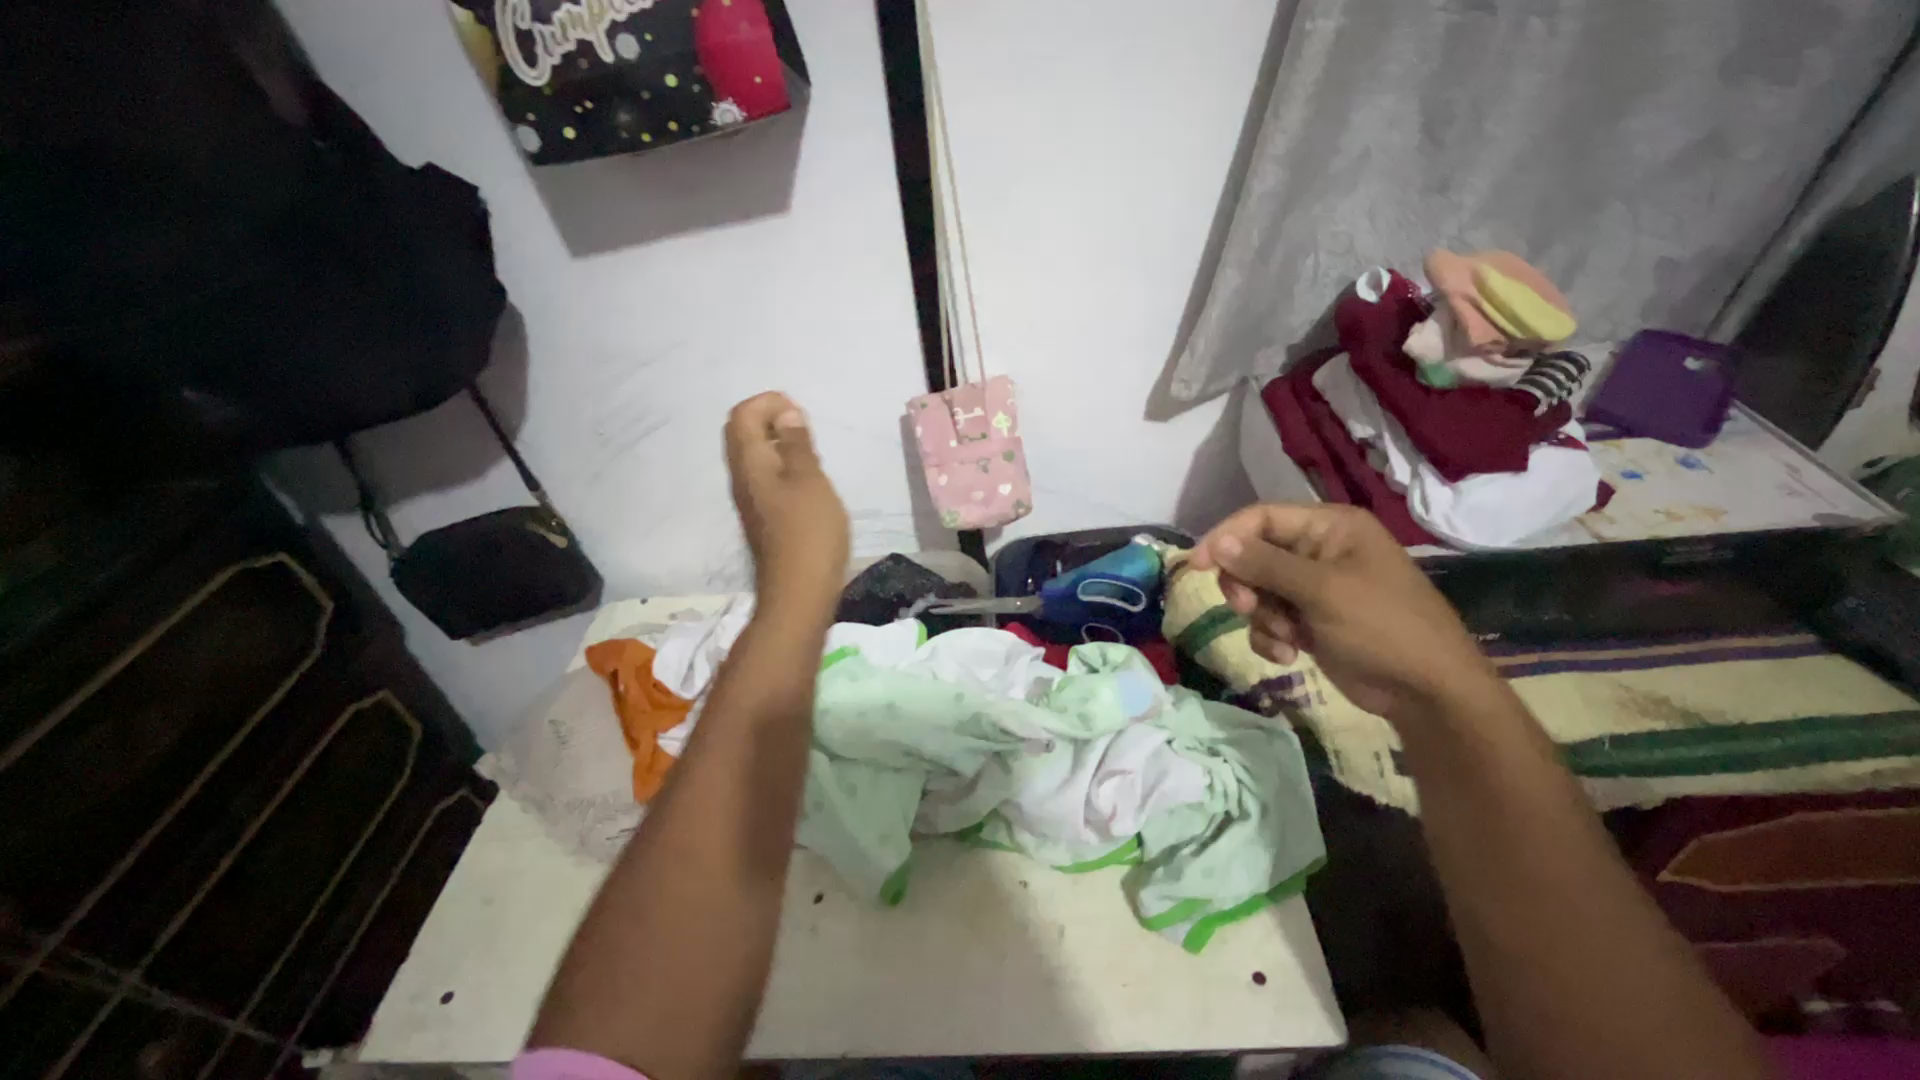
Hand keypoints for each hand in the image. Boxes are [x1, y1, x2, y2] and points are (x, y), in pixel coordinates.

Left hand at [725, 393, 849, 617]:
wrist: (799, 592)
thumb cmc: (809, 531)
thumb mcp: (810, 480)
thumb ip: (797, 444)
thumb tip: (785, 413)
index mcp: (749, 463)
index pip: (742, 415)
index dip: (768, 403)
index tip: (799, 412)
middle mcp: (742, 478)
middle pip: (743, 434)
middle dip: (771, 418)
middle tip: (804, 426)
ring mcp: (751, 499)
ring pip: (754, 456)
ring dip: (778, 443)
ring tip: (810, 449)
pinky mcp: (764, 517)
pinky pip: (765, 476)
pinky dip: (783, 465)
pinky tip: (808, 479)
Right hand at [1189, 504, 1494, 721]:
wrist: (1426, 692)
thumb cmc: (1382, 628)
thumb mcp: (1322, 591)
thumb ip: (1265, 565)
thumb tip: (1215, 543)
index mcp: (1330, 527)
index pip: (1261, 518)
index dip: (1226, 538)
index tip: (1197, 566)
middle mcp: (1320, 550)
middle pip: (1253, 555)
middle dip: (1246, 586)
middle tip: (1247, 608)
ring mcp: (1315, 588)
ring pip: (1258, 591)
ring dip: (1261, 618)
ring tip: (1285, 639)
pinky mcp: (1310, 621)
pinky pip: (1270, 619)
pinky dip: (1271, 637)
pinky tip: (1288, 655)